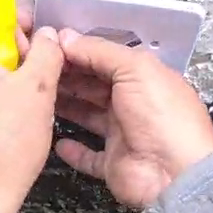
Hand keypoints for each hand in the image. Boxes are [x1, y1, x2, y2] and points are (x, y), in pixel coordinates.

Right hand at [53, 30, 212, 209]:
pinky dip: (74, 150)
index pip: (106, 60)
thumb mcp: (135, 69)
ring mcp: (124, 136)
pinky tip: (58, 142)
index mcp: (144, 79)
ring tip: (39, 96)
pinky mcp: (113, 164)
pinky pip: (89, 156)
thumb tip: (68, 37)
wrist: (174, 174)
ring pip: (88, 116)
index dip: (79, 52)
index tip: (49, 46)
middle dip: (68, 76)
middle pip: (94, 86)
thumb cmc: (163, 117)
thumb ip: (99, 51)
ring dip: (66, 106)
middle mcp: (134, 105)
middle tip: (37, 68)